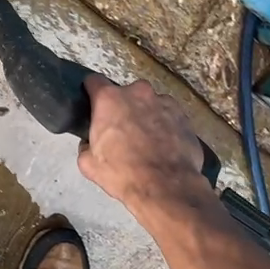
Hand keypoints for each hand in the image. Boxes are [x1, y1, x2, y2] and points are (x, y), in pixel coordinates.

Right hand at [77, 74, 209, 214]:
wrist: (166, 186)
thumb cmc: (122, 174)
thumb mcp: (88, 164)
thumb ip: (86, 145)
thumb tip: (91, 142)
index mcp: (109, 100)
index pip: (94, 82)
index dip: (91, 92)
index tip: (92, 103)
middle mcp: (137, 93)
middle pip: (125, 94)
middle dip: (122, 108)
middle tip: (121, 132)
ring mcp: (164, 101)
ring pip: (149, 104)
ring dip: (145, 116)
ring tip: (145, 142)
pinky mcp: (183, 115)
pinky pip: (168, 116)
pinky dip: (164, 126)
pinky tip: (163, 146)